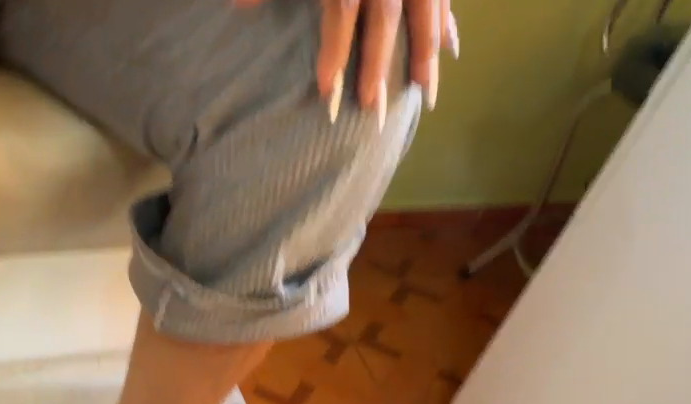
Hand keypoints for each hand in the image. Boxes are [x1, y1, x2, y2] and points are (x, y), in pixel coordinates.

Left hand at [244, 0, 457, 126]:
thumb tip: (239, 6)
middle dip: (378, 63)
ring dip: (424, 51)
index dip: (334, 50)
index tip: (325, 88)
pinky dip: (447, 21)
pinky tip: (451, 48)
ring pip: (425, 9)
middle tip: (371, 106)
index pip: (342, 12)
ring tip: (424, 91)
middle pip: (385, 19)